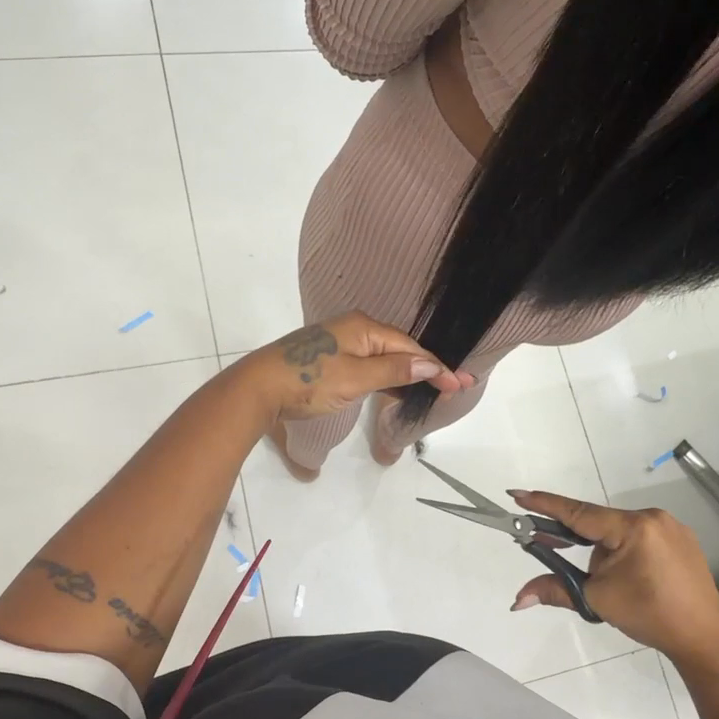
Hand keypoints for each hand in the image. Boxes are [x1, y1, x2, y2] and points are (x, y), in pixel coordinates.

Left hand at [238, 313, 471, 420]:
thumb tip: (428, 365)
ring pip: (384, 358)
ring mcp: (340, 344)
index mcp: (363, 327)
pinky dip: (386, 378)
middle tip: (454, 386)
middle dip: (427, 368)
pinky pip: (369, 366)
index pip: (409, 348)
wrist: (259, 388)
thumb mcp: (355, 378)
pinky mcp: (330, 360)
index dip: (435, 366)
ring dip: (408, 374)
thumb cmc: (309, 380)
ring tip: (434, 389)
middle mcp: (354, 329)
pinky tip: (397, 390)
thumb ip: (393, 372)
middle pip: (399, 349)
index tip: (459, 383)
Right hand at [507, 491, 718, 656]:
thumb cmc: (649, 616)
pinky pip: (640, 537)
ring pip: (619, 530)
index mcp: (634, 528)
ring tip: (602, 579)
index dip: (545, 504)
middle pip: (599, 522)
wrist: (703, 638)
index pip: (579, 513)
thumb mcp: (597, 600)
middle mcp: (653, 518)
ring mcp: (671, 528)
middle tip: (542, 541)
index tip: (518, 494)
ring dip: (601, 548)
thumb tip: (516, 601)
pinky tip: (625, 575)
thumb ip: (555, 590)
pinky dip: (622, 550)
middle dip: (572, 536)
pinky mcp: (682, 541)